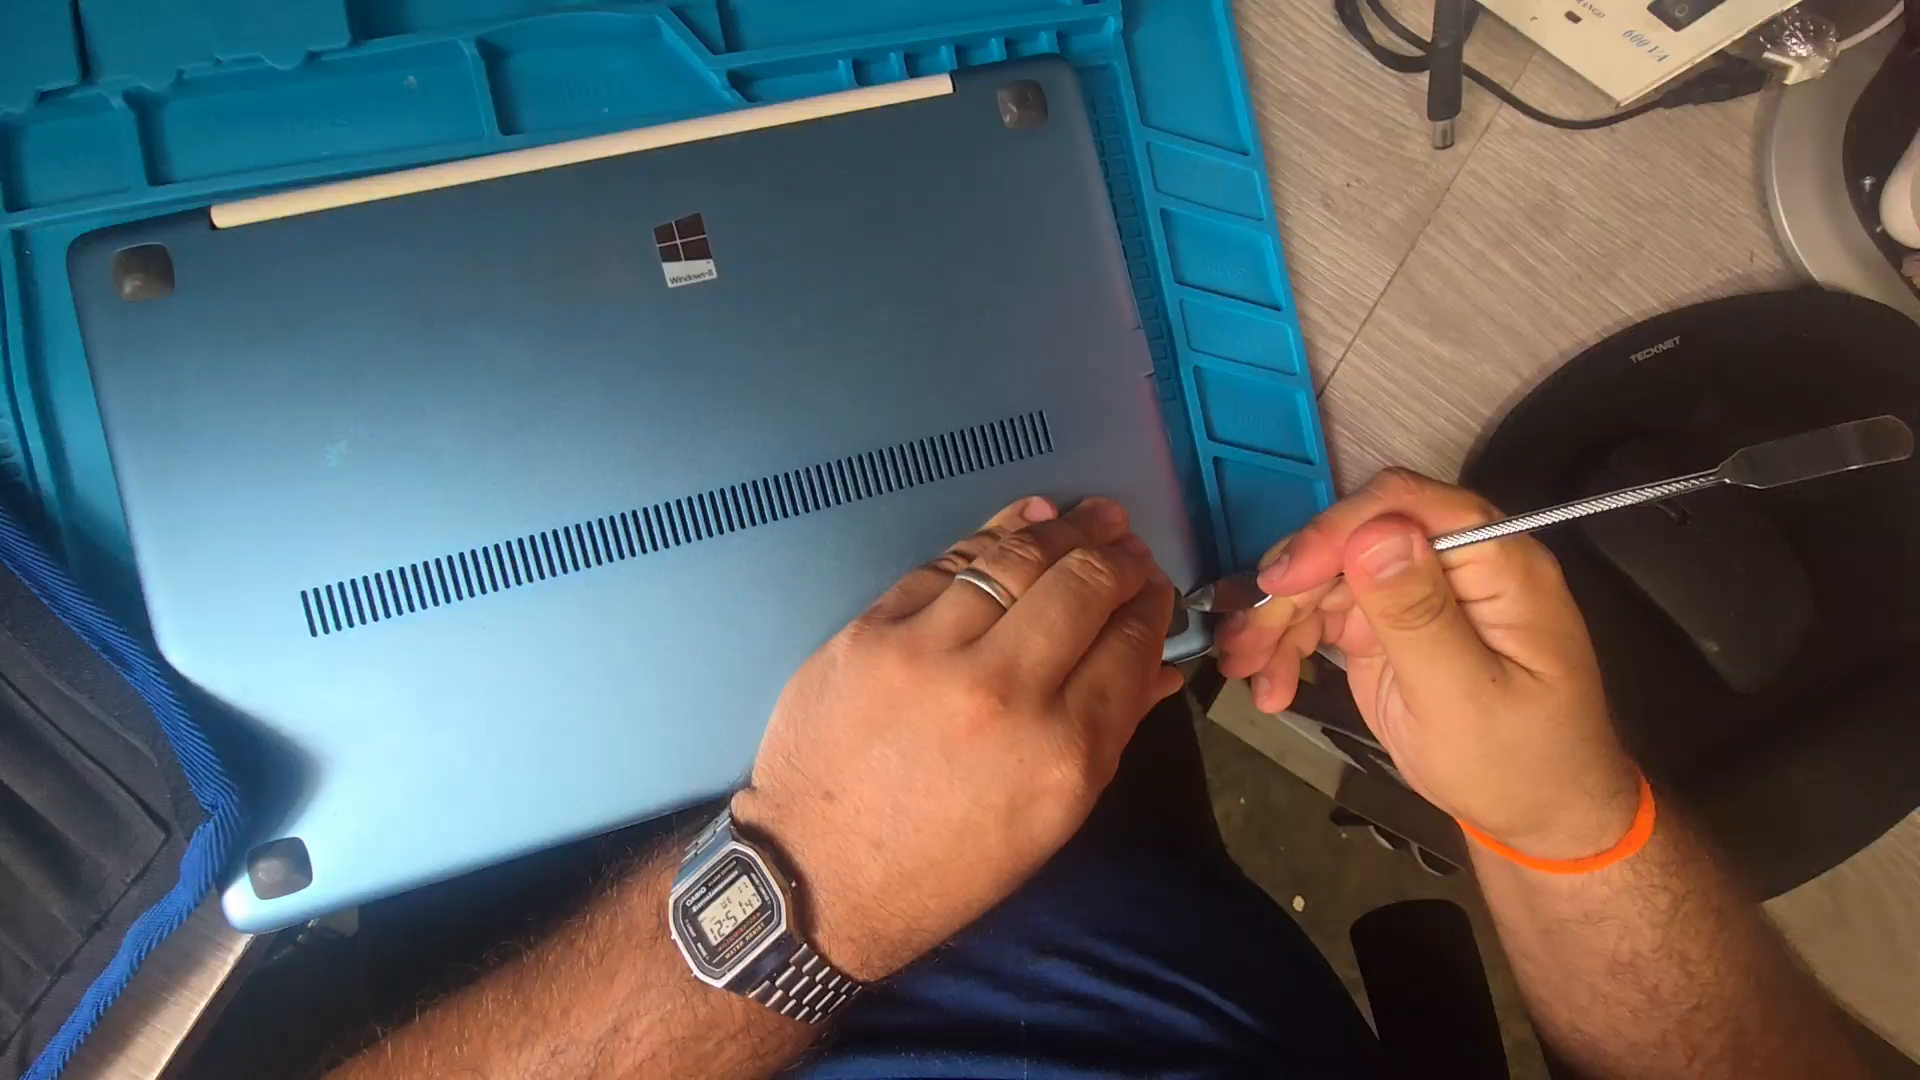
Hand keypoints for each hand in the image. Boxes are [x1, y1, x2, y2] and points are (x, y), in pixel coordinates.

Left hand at [732, 496, 1182, 979]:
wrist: (818, 871)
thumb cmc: (947, 865)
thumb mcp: (1049, 821)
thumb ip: (1110, 731)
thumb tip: (1158, 663)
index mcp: (1062, 753)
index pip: (1128, 646)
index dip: (1151, 606)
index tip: (1155, 589)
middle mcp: (1002, 691)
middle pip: (1080, 586)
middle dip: (1117, 557)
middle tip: (1127, 543)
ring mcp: (929, 651)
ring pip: (1015, 558)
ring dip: (1063, 529)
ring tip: (1090, 514)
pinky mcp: (872, 629)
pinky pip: (947, 562)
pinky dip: (993, 534)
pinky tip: (1025, 518)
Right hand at [1214, 469, 1640, 860]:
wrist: (1526, 813)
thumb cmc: (1516, 762)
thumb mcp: (1464, 696)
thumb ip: (1419, 614)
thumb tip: (1374, 535)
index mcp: (1492, 566)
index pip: (1406, 507)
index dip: (1336, 531)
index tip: (1282, 580)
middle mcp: (1444, 565)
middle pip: (1344, 544)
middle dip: (1287, 590)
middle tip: (1244, 642)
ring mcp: (1407, 593)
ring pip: (1318, 579)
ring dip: (1272, 622)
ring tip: (1241, 668)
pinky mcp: (1376, 623)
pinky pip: (1314, 616)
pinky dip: (1282, 647)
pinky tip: (1269, 687)